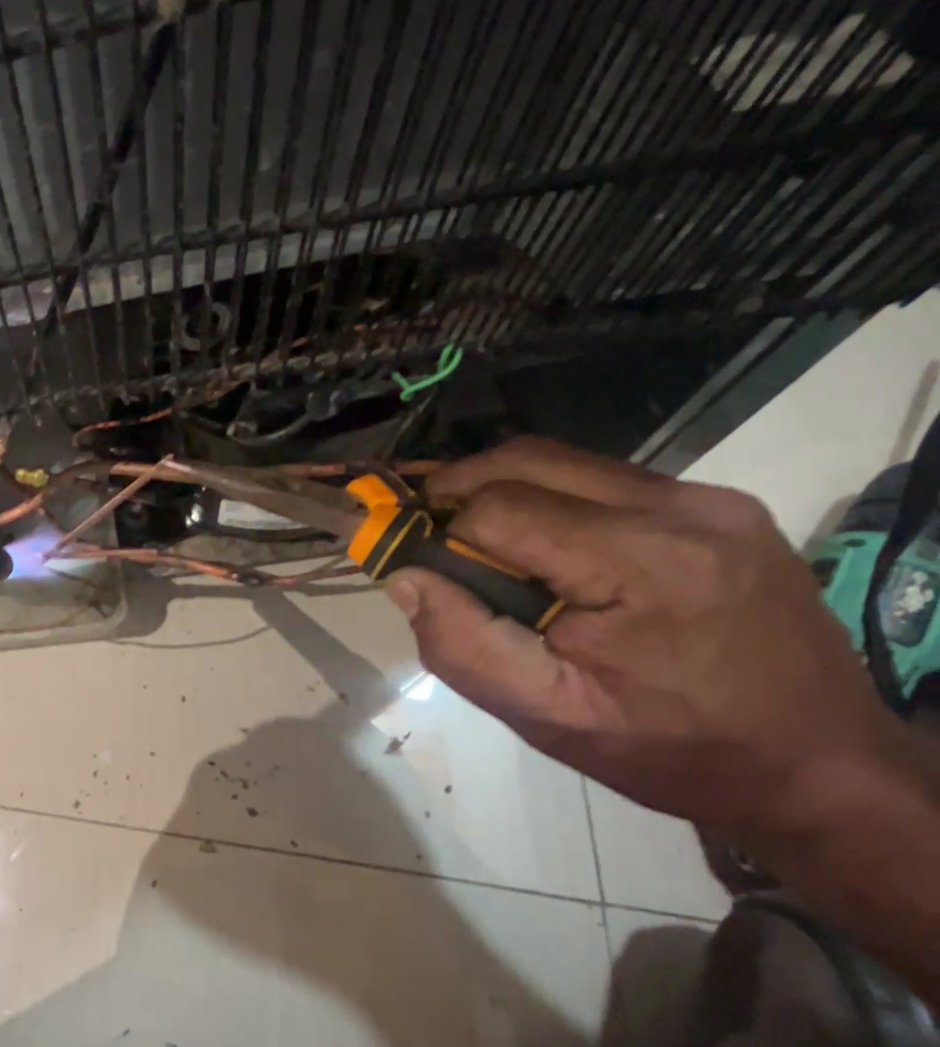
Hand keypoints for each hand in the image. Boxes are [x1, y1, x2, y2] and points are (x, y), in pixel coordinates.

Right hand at [386, 437, 902, 844]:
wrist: (820, 765)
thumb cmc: (674, 750)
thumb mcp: (550, 717)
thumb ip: (464, 646)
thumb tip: (406, 577)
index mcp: (644, 564)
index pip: (499, 508)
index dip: (442, 535)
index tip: (420, 570)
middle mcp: (682, 509)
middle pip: (527, 460)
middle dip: (459, 491)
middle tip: (430, 540)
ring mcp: (709, 499)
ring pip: (563, 460)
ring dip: (503, 490)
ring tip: (481, 545)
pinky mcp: (719, 505)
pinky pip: (603, 479)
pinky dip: (552, 499)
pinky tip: (546, 549)